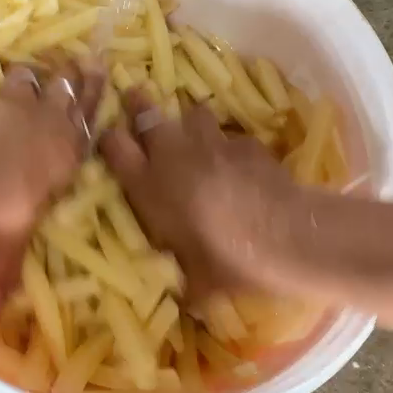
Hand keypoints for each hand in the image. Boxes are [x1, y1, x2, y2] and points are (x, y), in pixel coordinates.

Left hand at [0, 60, 105, 305]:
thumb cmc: (10, 206)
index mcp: (66, 154)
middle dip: (78, 76)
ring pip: (34, 78)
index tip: (105, 82)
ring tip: (34, 66)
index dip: (96, 102)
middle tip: (87, 60)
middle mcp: (49, 123)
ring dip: (34, 73)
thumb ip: (5, 270)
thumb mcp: (12, 239)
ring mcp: (19, 103)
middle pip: (70, 90)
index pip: (88, 124)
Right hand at [98, 88, 321, 295]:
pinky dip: (232, 147)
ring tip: (195, 134)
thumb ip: (180, 276)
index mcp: (148, 185)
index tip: (109, 139)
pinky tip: (241, 162)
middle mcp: (172, 154)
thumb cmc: (225, 262)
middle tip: (136, 97)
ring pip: (192, 114)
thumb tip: (181, 295)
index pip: (112, 145)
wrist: (284, 238)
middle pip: (146, 114)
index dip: (108, 139)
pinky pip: (233, 138)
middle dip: (139, 104)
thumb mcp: (193, 280)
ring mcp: (212, 144)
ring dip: (190, 123)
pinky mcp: (247, 144)